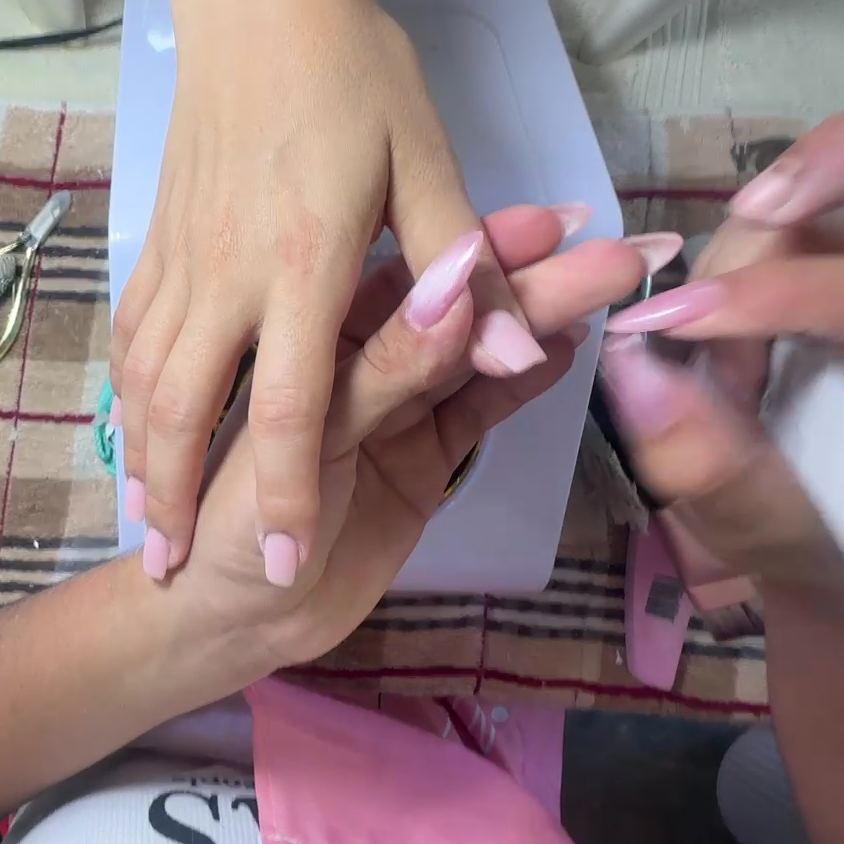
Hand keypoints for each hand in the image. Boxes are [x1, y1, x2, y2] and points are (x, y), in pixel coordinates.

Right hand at [114, 0, 545, 586]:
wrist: (253, 1)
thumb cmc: (350, 74)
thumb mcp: (425, 159)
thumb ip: (463, 260)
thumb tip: (513, 351)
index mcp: (301, 266)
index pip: (287, 408)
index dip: (282, 496)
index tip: (277, 568)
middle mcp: (226, 277)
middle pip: (181, 408)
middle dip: (169, 497)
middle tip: (167, 567)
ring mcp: (179, 259)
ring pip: (142, 376)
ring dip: (137, 454)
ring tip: (139, 517)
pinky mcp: (155, 239)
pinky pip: (129, 332)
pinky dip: (126, 389)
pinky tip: (131, 419)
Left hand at [167, 207, 652, 666]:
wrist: (237, 621)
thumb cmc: (232, 525)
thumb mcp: (303, 441)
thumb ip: (379, 371)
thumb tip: (459, 287)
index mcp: (303, 344)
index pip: (396, 288)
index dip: (468, 254)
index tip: (545, 223)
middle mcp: (352, 368)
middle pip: (444, 319)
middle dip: (521, 284)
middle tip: (611, 252)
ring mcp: (392, 415)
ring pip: (468, 362)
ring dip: (532, 327)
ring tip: (608, 285)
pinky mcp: (421, 464)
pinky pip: (473, 416)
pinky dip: (515, 386)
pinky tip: (566, 348)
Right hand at [598, 109, 843, 579]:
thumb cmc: (805, 539)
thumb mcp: (744, 522)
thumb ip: (692, 451)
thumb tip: (628, 357)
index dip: (780, 295)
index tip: (661, 322)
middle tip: (754, 203)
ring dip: (772, 222)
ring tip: (706, 315)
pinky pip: (838, 194)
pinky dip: (764, 220)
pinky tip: (720, 294)